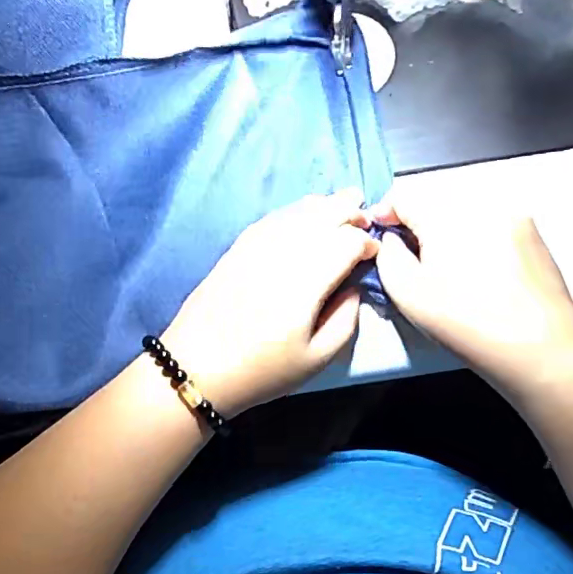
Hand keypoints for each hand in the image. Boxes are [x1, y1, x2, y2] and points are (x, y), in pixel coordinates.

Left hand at [159, 189, 377, 415]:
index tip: (375, 254)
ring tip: (344, 203)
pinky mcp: (238, 247)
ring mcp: (257, 245)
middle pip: (324, 216)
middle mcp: (283, 253)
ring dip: (325, 205)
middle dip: (350, 212)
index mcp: (306, 282)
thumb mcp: (317, 359)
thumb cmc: (261, 371)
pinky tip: (305, 213)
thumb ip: (346, 320)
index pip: (348, 242)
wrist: (197, 368)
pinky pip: (274, 217)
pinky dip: (296, 209)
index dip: (368, 243)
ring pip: (298, 211)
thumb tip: (354, 288)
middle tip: (365, 217)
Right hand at [367, 185, 572, 394]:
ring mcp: (510, 215)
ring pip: (465, 215)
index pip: (403, 196)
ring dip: (451, 234)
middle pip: (435, 204)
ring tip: (452, 273)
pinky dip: (478, 242)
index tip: (383, 237)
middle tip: (417, 264)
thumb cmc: (468, 322)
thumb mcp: (408, 294)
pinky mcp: (531, 232)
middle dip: (420, 227)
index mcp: (444, 215)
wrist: (538, 344)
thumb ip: (387, 257)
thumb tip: (392, 240)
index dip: (386, 215)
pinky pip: (492, 226)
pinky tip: (482, 275)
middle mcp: (479, 204)